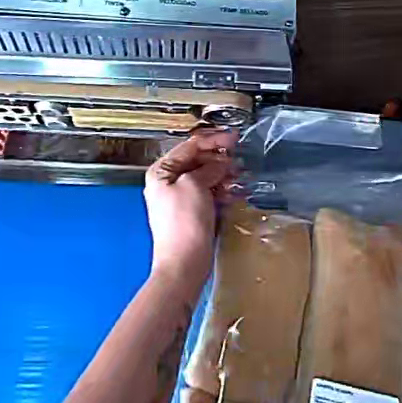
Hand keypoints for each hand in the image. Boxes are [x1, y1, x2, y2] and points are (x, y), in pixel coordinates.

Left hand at [144, 128, 235, 286]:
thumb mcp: (196, 185)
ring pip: (206, 177)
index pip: (190, 146)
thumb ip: (210, 167)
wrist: (184, 264)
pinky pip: (210, 193)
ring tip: (239, 177)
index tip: (234, 138)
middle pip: (198, 161)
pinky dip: (222, 190)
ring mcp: (181, 198)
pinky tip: (235, 192)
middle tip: (239, 160)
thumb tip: (222, 162)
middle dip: (220, 159)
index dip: (213, 140)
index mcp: (162, 172)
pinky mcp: (193, 212)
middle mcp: (168, 182)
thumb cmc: (184, 222)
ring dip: (224, 175)